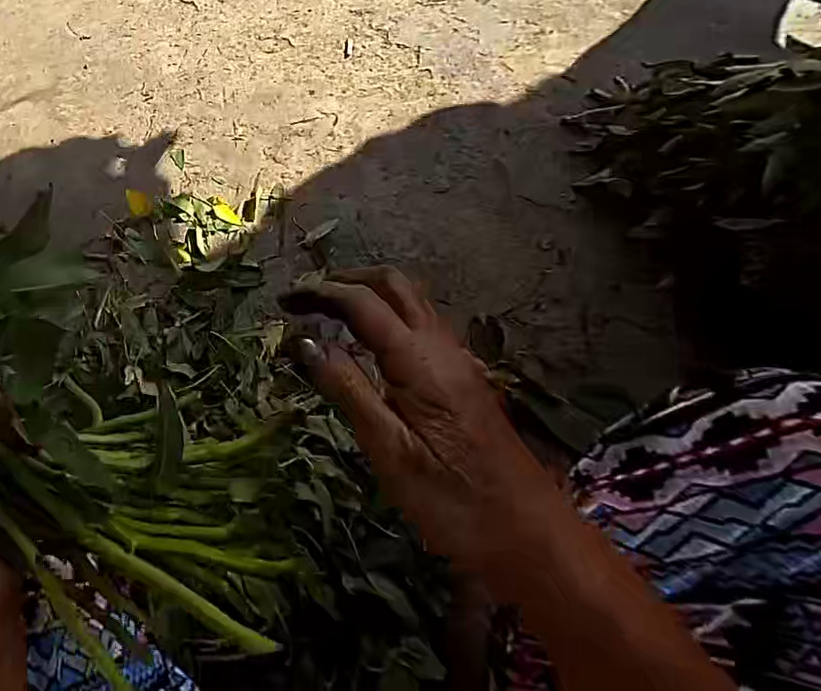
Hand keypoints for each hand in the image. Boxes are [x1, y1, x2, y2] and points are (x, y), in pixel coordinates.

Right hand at [286, 268, 733, 690]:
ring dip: (368, 293)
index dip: (320, 292)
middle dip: (346, 279)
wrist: (535, 541)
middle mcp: (442, 348)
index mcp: (421, 362)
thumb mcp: (390, 453)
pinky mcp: (463, 377)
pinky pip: (421, 323)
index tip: (284, 302)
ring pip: (411, 300)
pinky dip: (387, 313)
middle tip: (307, 298)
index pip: (362, 303)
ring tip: (328, 311)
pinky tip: (368, 342)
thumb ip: (347, 390)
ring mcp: (458, 360)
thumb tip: (304, 341)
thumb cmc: (455, 504)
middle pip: (394, 283)